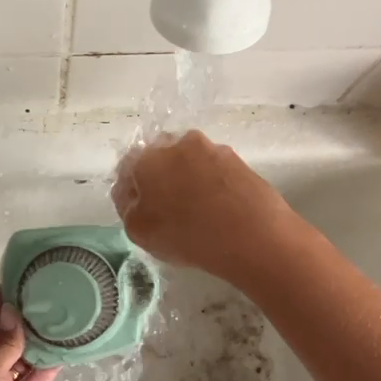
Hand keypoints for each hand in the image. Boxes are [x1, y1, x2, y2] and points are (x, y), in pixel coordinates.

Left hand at [0, 288, 59, 380]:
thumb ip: (3, 344)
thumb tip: (15, 312)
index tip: (21, 279)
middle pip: (7, 335)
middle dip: (25, 319)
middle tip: (51, 296)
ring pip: (25, 356)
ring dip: (41, 341)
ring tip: (64, 318)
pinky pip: (36, 379)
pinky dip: (50, 366)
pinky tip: (67, 350)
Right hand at [113, 130, 299, 281]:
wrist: (254, 236)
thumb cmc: (187, 235)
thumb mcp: (139, 232)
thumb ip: (127, 207)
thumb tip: (129, 193)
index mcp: (147, 158)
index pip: (128, 167)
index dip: (130, 189)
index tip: (138, 209)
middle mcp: (177, 144)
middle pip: (160, 158)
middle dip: (160, 178)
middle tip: (166, 209)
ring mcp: (211, 149)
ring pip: (189, 162)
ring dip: (187, 180)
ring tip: (196, 211)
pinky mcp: (238, 160)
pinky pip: (214, 171)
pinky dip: (211, 185)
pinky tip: (218, 210)